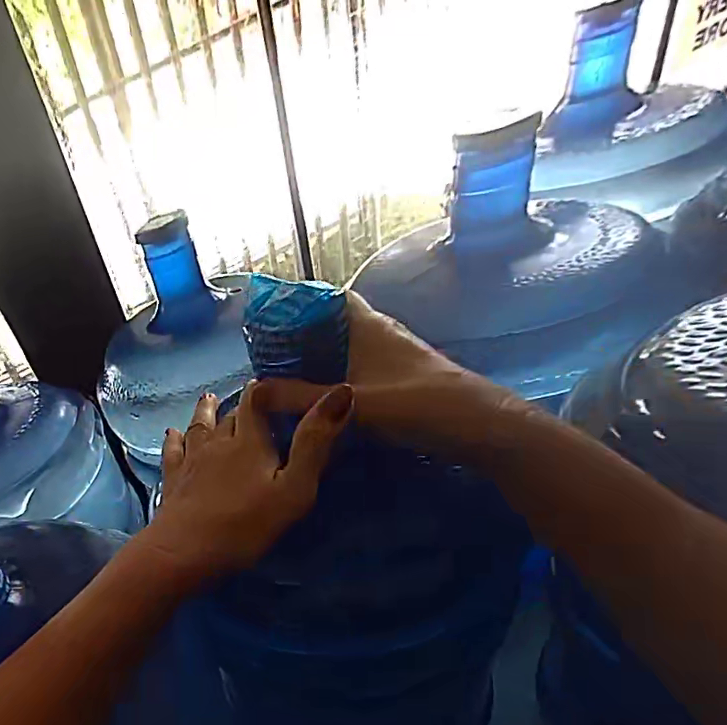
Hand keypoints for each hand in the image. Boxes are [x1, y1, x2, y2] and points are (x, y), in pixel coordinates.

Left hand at [133, 380, 352, 583]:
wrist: (185, 551)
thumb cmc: (246, 524)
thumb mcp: (294, 487)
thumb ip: (315, 442)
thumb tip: (342, 391)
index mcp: (249, 441)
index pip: (257, 402)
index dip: (266, 390)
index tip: (273, 384)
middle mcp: (218, 443)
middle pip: (230, 415)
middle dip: (242, 404)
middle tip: (251, 398)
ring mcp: (191, 460)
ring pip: (200, 427)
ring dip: (207, 412)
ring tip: (209, 398)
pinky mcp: (172, 480)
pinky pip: (173, 451)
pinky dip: (175, 439)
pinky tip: (172, 433)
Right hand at [262, 292, 535, 463]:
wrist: (472, 424)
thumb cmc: (412, 403)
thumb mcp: (349, 401)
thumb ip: (300, 397)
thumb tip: (254, 390)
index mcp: (364, 324)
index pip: (325, 298)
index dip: (295, 304)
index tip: (266, 322)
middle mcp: (377, 332)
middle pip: (331, 324)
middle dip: (300, 337)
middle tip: (267, 358)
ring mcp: (391, 354)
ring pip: (344, 347)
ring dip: (318, 359)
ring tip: (284, 378)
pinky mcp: (398, 378)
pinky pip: (356, 368)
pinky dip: (335, 376)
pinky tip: (320, 398)